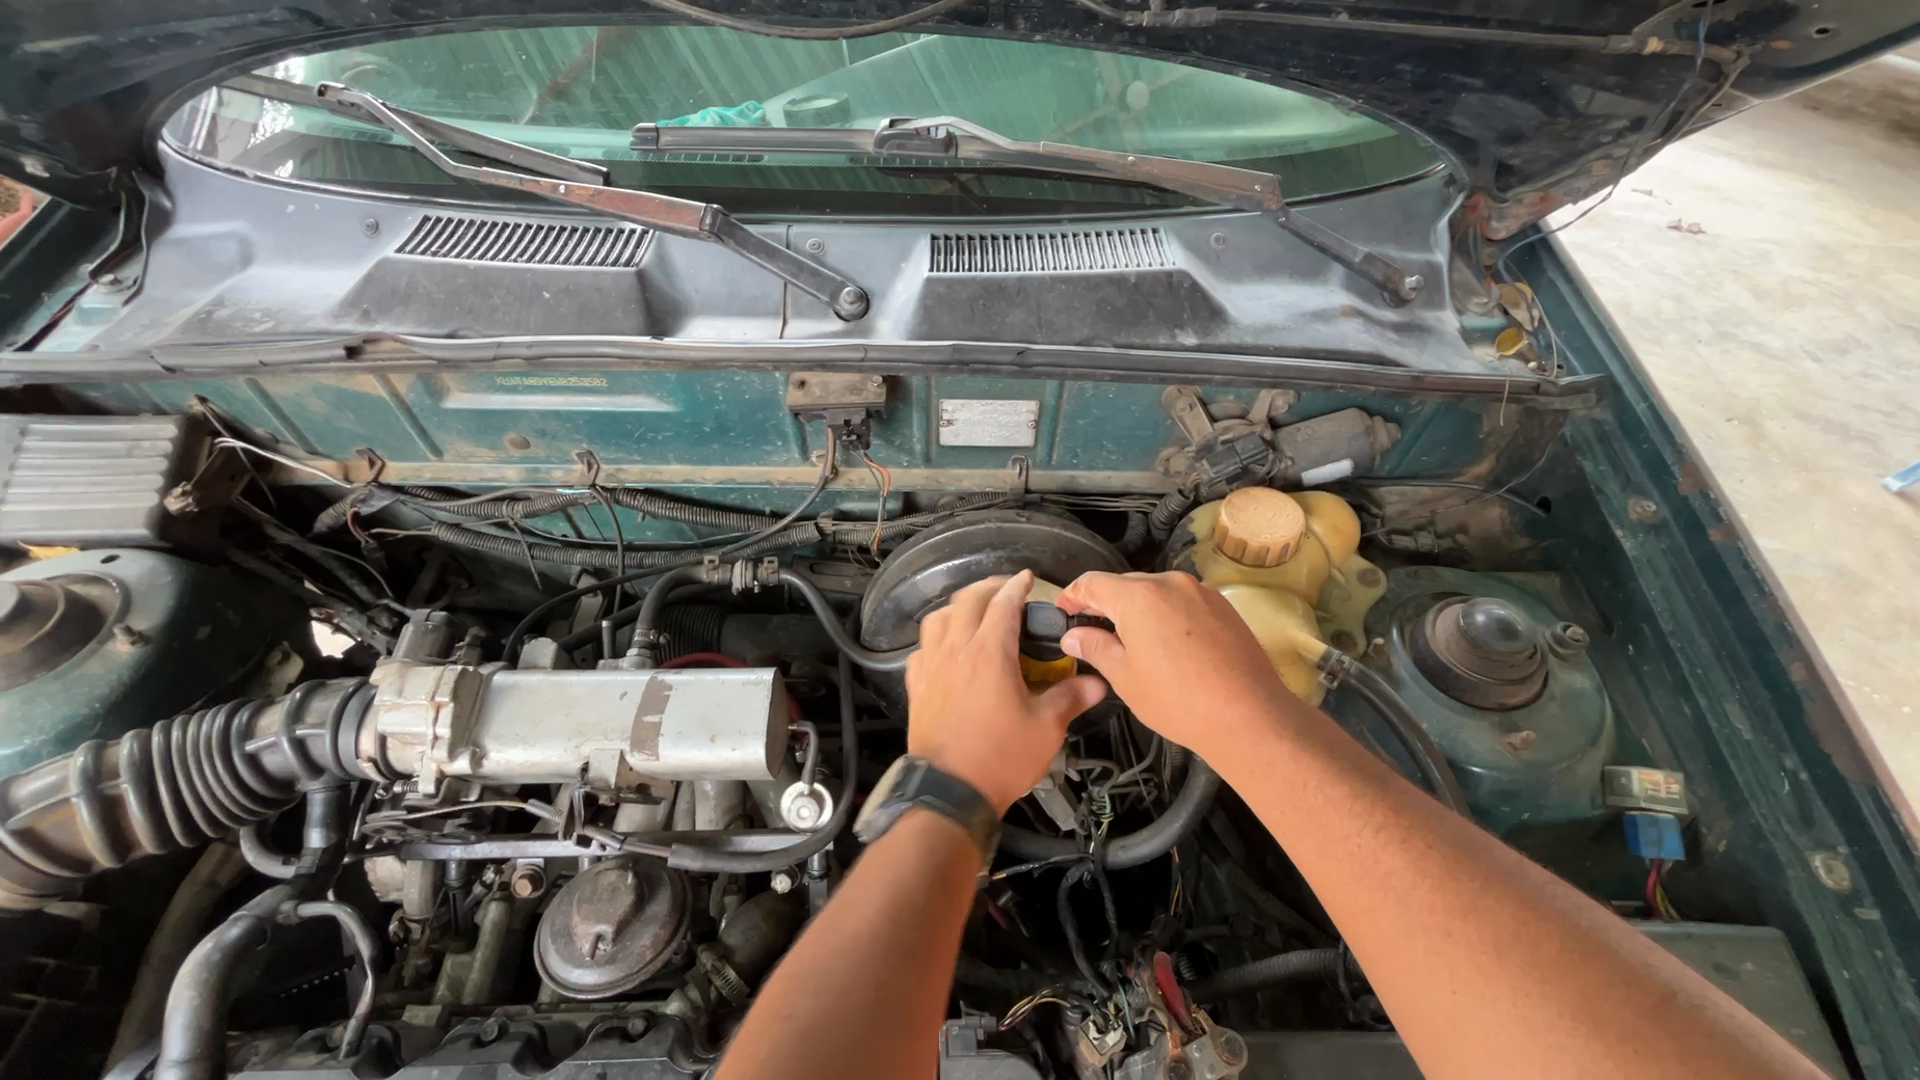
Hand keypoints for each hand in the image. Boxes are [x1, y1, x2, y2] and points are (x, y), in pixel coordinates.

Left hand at [906, 570, 1108, 813]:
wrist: (949, 790)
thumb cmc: (1000, 757)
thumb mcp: (1046, 728)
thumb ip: (1071, 698)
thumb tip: (1098, 683)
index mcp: (990, 652)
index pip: (1003, 604)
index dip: (1017, 586)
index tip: (1028, 577)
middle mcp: (956, 650)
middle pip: (967, 602)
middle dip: (988, 588)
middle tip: (1006, 589)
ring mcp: (932, 666)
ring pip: (938, 619)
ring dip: (958, 607)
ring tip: (974, 611)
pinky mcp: (917, 686)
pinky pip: (922, 648)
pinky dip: (935, 639)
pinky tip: (945, 648)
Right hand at [1056, 571, 1295, 757]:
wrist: (1249, 716)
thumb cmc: (1177, 700)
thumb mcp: (1124, 677)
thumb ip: (1095, 648)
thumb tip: (1073, 636)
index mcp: (1138, 596)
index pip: (1092, 582)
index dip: (1072, 596)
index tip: (1063, 613)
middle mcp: (1169, 583)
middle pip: (1125, 584)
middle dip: (1105, 603)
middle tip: (1092, 630)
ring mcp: (1201, 592)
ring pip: (1156, 592)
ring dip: (1138, 609)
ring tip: (1131, 640)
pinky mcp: (1223, 606)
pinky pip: (1183, 602)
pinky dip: (1167, 614)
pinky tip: (1167, 644)